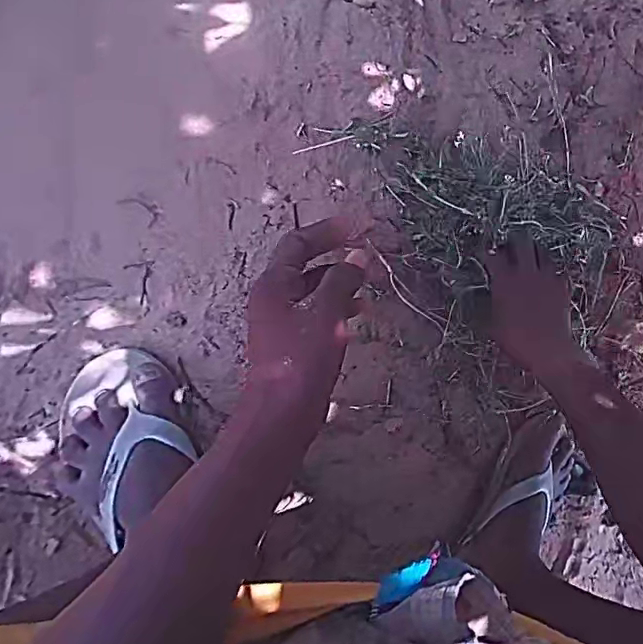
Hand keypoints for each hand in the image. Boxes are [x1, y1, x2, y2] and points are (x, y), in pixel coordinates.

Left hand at [245, 216, 366, 412]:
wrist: (281, 417)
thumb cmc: (300, 363)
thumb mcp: (325, 316)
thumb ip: (341, 281)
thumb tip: (357, 256)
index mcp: (273, 285)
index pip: (298, 242)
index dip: (328, 231)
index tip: (358, 226)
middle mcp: (272, 298)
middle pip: (304, 264)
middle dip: (337, 256)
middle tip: (369, 254)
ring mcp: (279, 321)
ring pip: (312, 289)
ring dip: (340, 281)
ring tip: (370, 284)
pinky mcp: (290, 342)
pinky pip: (315, 311)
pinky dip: (336, 305)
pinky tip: (357, 313)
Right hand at [484, 236, 588, 379]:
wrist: (550, 351)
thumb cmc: (518, 340)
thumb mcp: (491, 323)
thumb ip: (486, 303)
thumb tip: (481, 296)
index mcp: (505, 280)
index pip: (493, 255)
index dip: (486, 252)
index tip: (483, 254)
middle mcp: (526, 272)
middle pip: (520, 241)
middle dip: (512, 241)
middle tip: (507, 247)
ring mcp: (547, 277)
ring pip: (540, 250)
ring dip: (532, 250)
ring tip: (526, 256)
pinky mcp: (561, 285)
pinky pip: (555, 268)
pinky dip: (548, 268)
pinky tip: (544, 275)